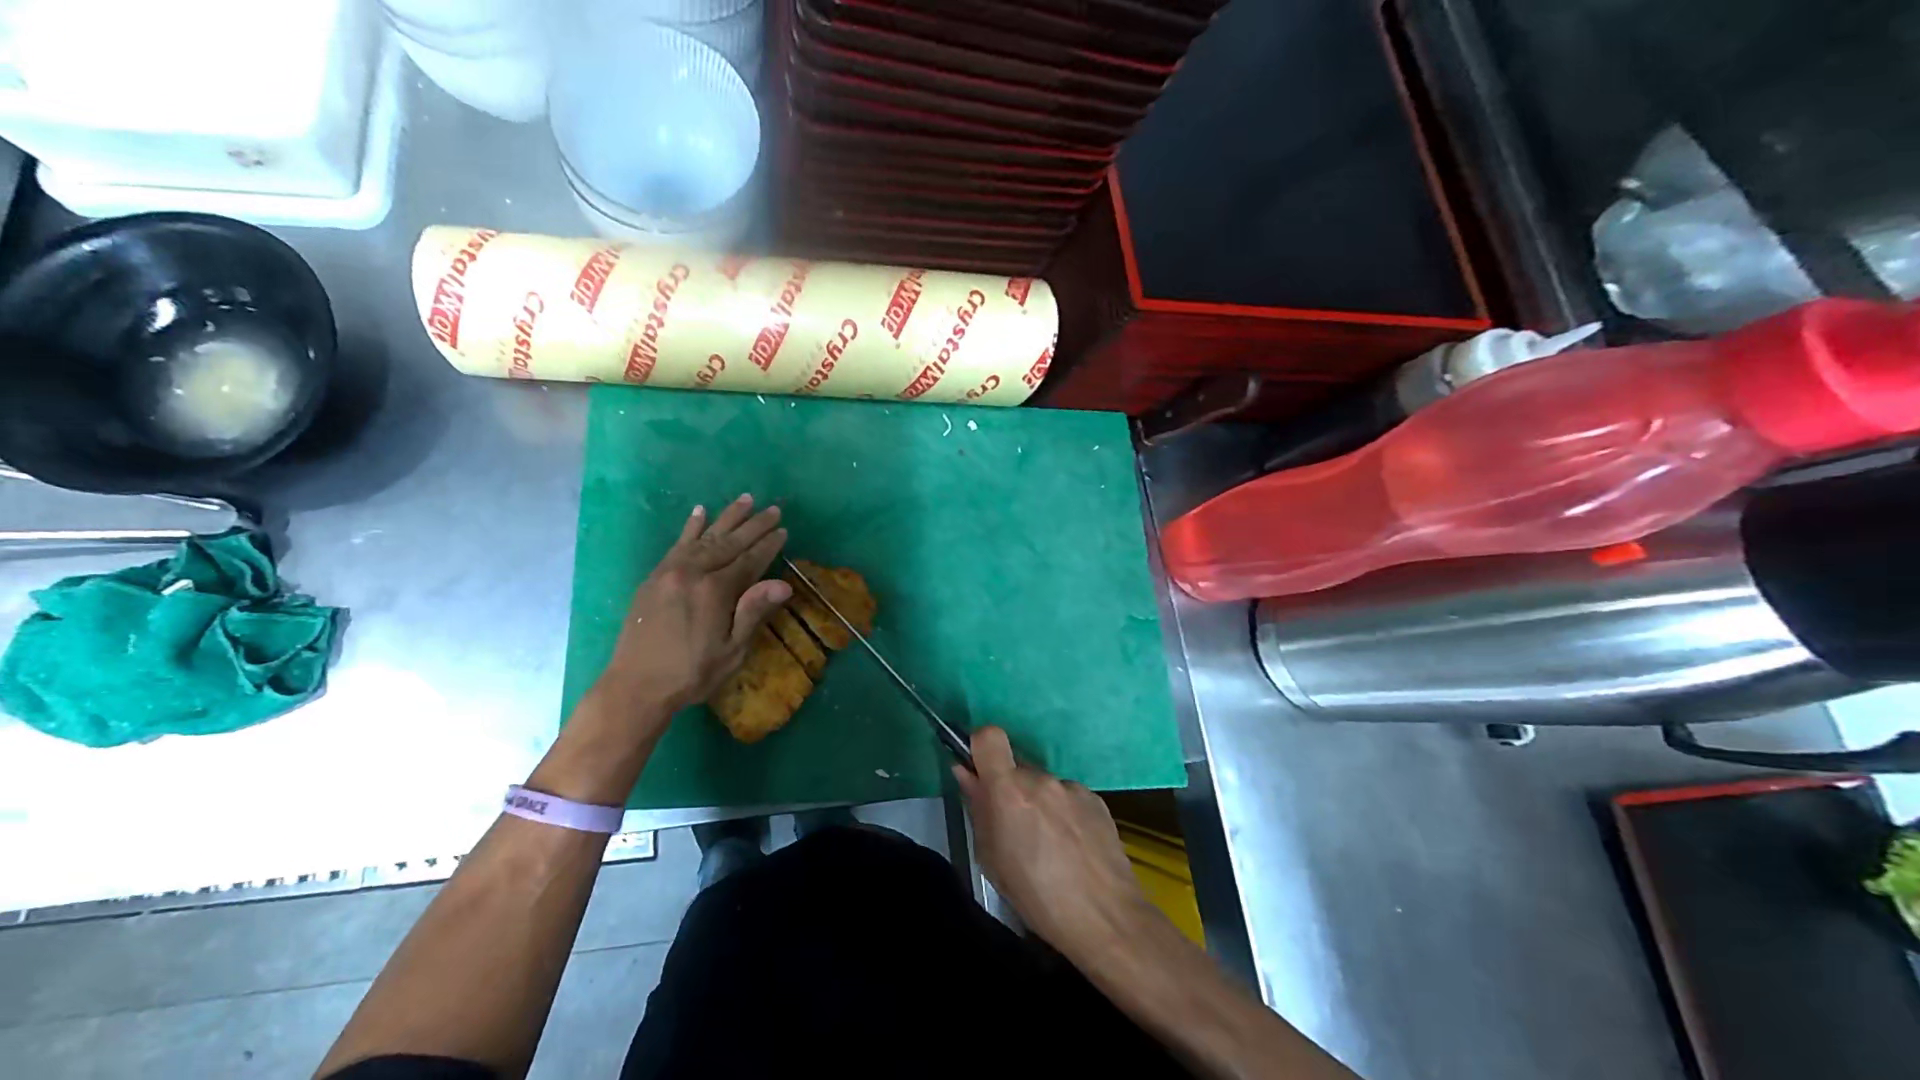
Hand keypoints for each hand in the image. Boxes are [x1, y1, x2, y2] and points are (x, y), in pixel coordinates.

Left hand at [594, 495, 790, 721]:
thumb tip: (783, 584)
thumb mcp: (731, 651)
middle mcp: (692, 573)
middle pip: (729, 542)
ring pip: (705, 537)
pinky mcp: (654, 577)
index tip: (783, 529)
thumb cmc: (691, 673)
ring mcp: (669, 572)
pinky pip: (677, 544)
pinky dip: (691, 528)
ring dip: (727, 518)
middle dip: (753, 525)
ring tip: (745, 499)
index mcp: (715, 591)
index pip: (749, 560)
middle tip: (773, 508)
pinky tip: (700, 513)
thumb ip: (753, 612)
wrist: (635, 686)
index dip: (768, 545)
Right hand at [954, 726, 1154, 957]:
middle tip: (1014, 829)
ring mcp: (1073, 787)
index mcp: (1010, 790)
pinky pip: (1068, 797)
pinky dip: (1064, 814)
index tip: (980, 773)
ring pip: (1044, 785)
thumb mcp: (992, 858)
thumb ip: (978, 809)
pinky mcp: (1096, 800)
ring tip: (1049, 845)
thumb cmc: (1036, 896)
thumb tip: (967, 774)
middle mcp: (1042, 779)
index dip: (981, 748)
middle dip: (1011, 789)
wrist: (1105, 917)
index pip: (989, 736)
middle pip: (1017, 768)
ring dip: (1039, 803)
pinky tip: (1072, 847)